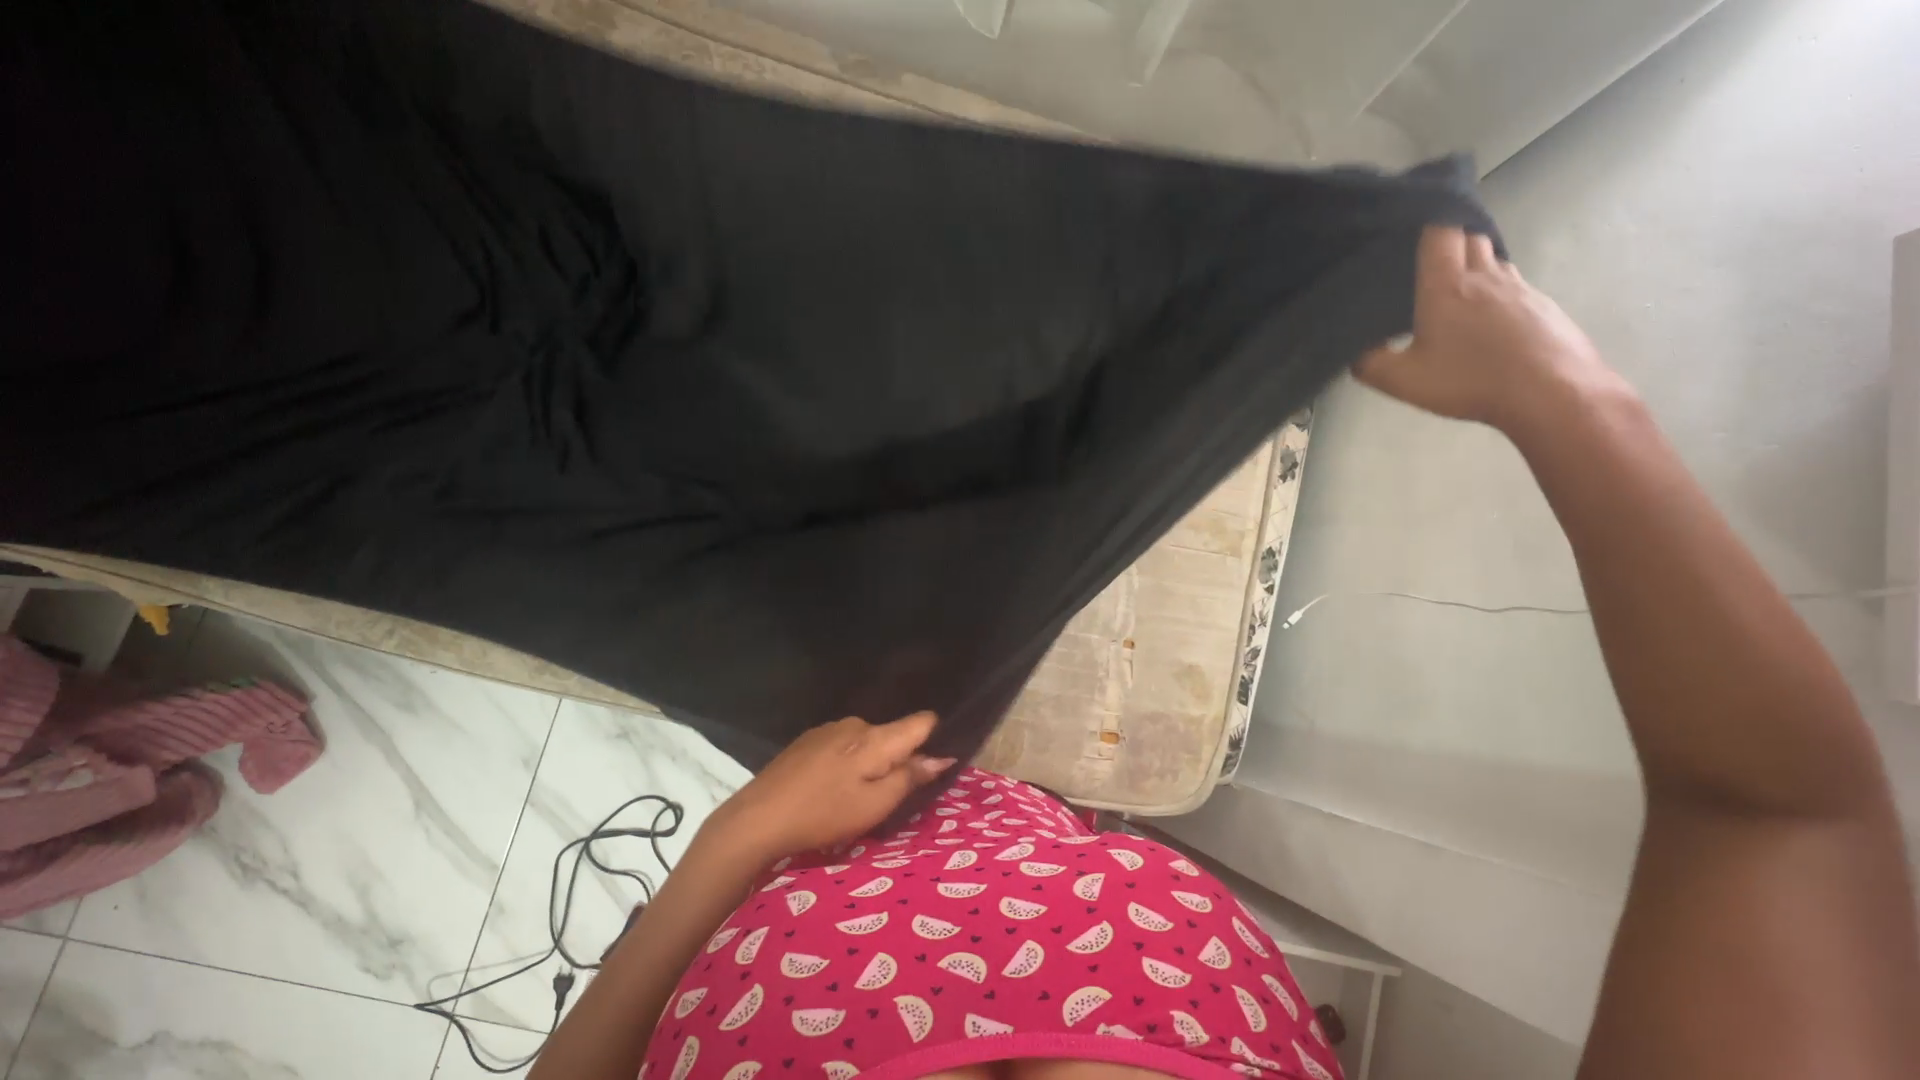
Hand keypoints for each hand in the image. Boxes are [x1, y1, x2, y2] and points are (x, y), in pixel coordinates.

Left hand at [699, 712, 954, 864]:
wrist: (758, 818)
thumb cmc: (823, 815)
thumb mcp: (874, 805)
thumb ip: (909, 777)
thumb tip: (942, 756)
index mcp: (876, 738)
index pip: (922, 721)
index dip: (936, 738)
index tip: (937, 762)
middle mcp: (855, 724)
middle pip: (892, 735)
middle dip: (899, 758)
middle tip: (891, 797)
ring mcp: (828, 730)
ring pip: (866, 742)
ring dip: (870, 763)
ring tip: (858, 796)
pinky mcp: (807, 741)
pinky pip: (843, 746)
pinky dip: (847, 764)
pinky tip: (832, 788)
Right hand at [1356, 226, 1628, 434]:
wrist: (1552, 393)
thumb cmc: (1471, 381)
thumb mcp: (1404, 380)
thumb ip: (1370, 363)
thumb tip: (1356, 349)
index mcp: (1447, 285)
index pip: (1441, 231)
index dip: (1428, 220)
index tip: (1412, 226)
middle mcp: (1486, 276)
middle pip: (1470, 237)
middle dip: (1451, 240)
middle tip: (1429, 260)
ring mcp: (1519, 288)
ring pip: (1494, 260)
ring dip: (1476, 264)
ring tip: (1457, 290)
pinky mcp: (1542, 305)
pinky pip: (1514, 286)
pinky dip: (1498, 292)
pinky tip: (1489, 321)